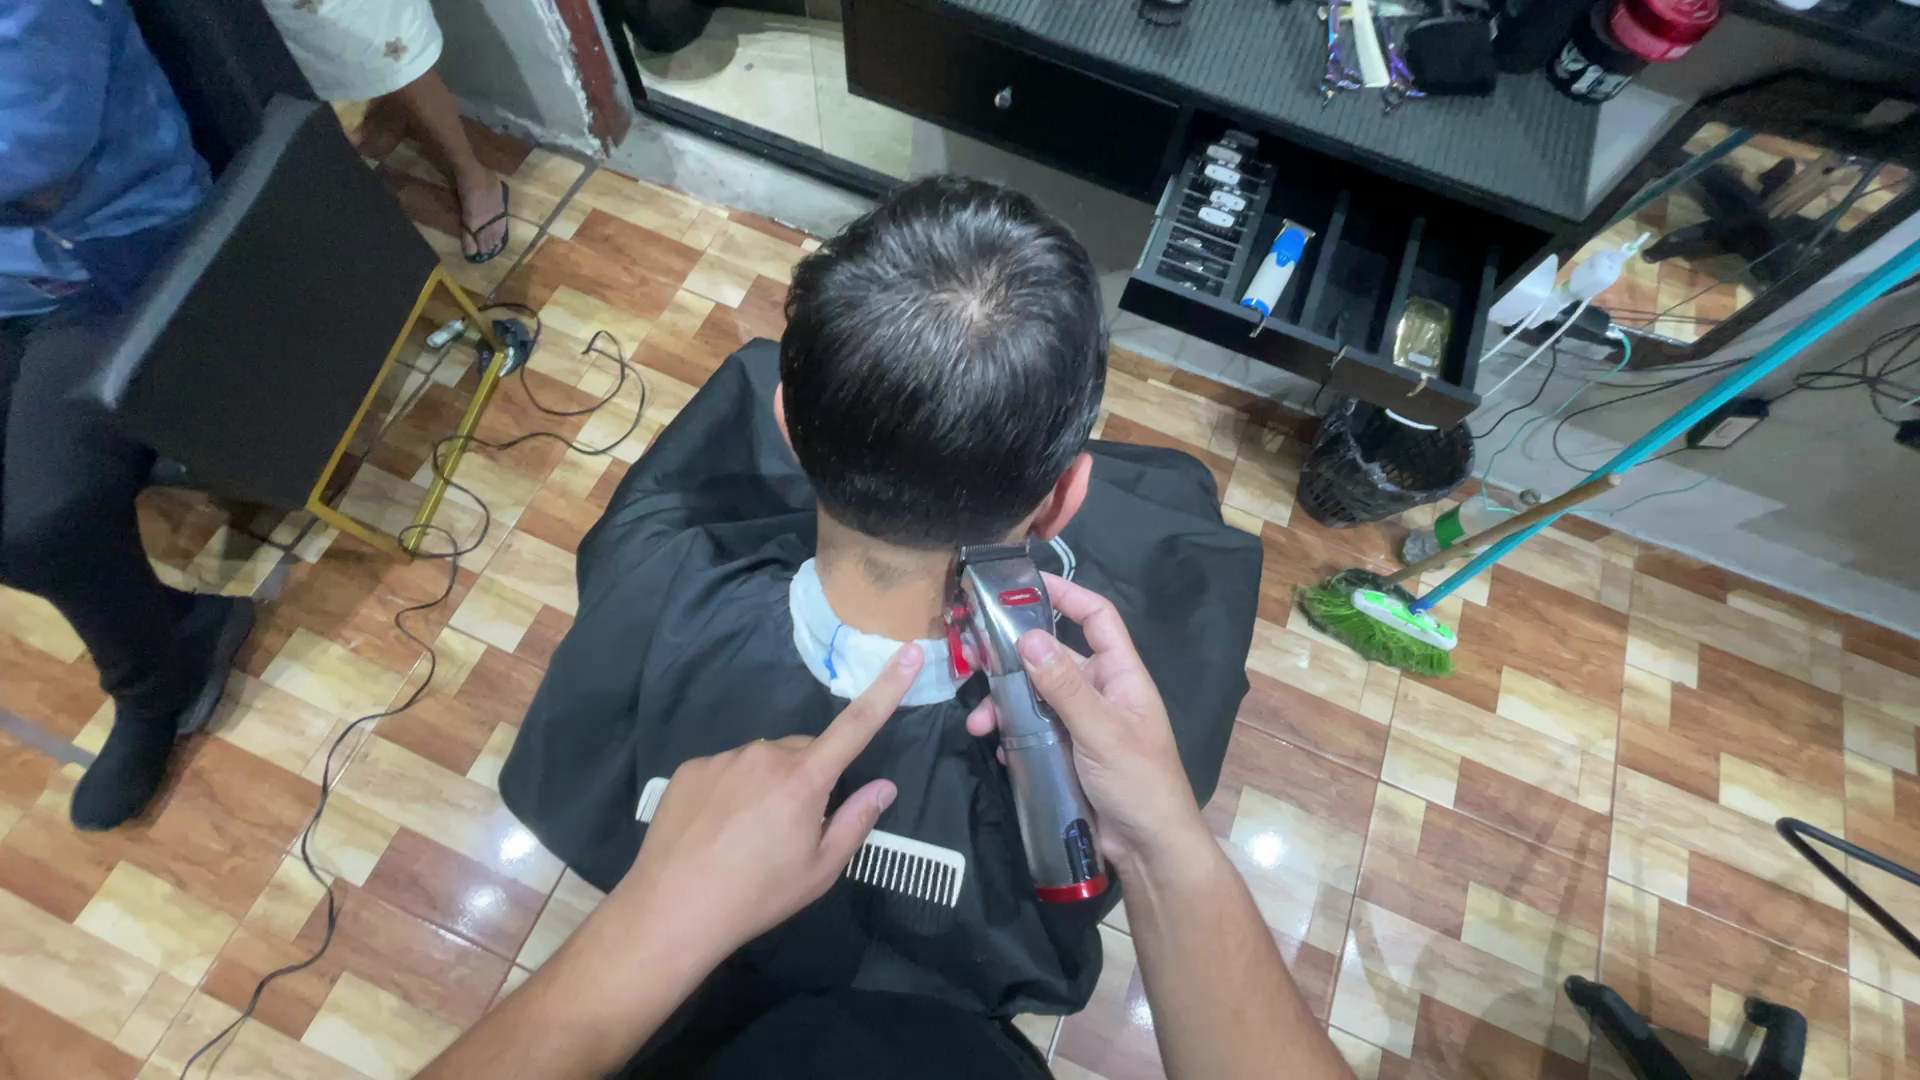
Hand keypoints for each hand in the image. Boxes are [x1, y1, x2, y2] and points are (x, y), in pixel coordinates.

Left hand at [602, 643, 924, 964]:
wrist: (669, 913)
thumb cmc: (756, 896)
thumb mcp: (819, 870)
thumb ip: (856, 821)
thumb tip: (884, 787)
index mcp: (805, 779)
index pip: (858, 724)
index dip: (889, 686)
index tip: (910, 652)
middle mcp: (766, 755)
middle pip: (805, 751)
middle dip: (809, 775)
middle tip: (793, 825)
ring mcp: (725, 758)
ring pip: (764, 760)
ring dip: (769, 782)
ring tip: (747, 832)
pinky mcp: (693, 768)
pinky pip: (728, 768)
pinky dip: (733, 789)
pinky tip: (717, 827)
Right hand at [965, 574, 1208, 875]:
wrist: (1147, 849)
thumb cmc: (1139, 782)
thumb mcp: (1102, 731)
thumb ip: (1065, 687)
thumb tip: (1028, 638)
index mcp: (1120, 674)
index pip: (1097, 618)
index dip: (1068, 595)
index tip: (1028, 583)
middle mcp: (1098, 690)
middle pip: (1052, 656)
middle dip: (1014, 656)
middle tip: (974, 655)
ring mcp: (1078, 721)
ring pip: (1033, 694)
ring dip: (1004, 701)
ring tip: (979, 719)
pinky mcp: (1062, 749)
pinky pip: (1029, 727)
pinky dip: (1010, 731)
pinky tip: (995, 744)